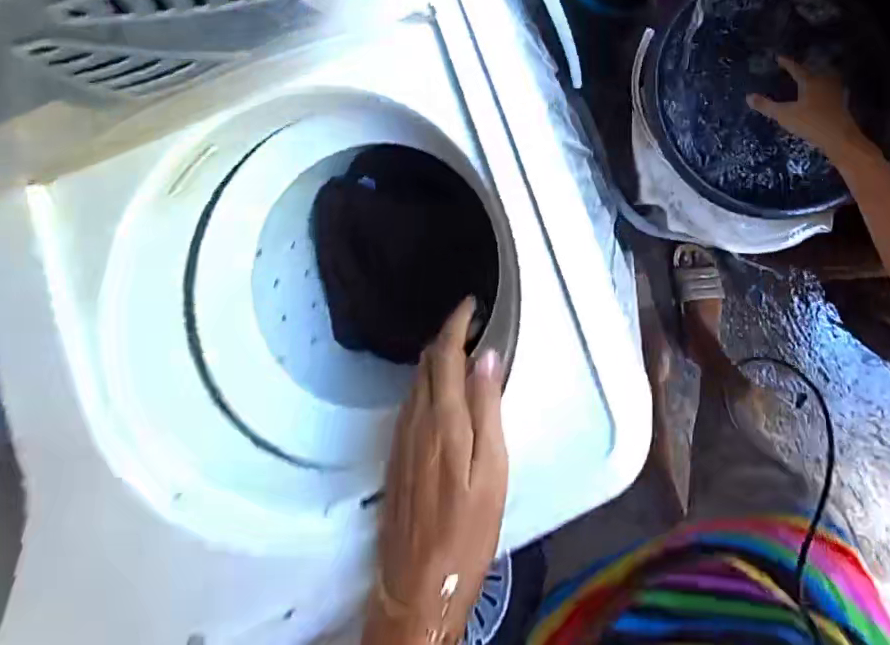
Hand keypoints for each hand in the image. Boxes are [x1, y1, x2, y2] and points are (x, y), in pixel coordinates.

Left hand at [363, 298, 507, 644]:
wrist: (416, 584)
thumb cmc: (467, 529)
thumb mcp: (492, 471)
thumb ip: (489, 409)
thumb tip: (488, 356)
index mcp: (444, 419)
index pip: (445, 353)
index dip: (456, 322)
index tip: (470, 304)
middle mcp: (416, 418)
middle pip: (427, 361)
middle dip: (447, 335)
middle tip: (472, 324)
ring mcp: (402, 435)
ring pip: (417, 379)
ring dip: (436, 356)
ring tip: (462, 350)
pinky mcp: (396, 453)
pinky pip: (411, 399)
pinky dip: (428, 380)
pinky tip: (442, 390)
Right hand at [746, 55, 876, 156]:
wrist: (841, 139)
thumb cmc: (811, 123)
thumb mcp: (784, 115)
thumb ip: (766, 106)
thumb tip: (749, 96)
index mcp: (810, 82)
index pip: (796, 69)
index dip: (787, 63)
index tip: (779, 57)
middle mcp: (824, 83)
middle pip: (814, 71)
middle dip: (804, 68)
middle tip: (796, 67)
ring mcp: (836, 94)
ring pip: (825, 80)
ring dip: (817, 77)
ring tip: (810, 78)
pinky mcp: (842, 105)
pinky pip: (831, 92)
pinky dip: (825, 90)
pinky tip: (824, 96)